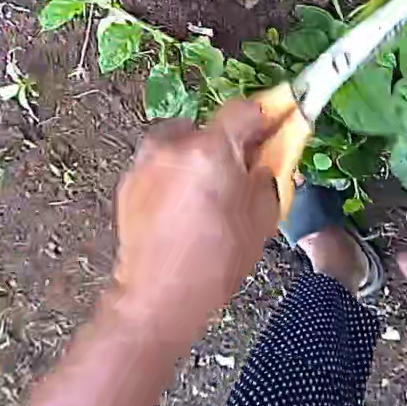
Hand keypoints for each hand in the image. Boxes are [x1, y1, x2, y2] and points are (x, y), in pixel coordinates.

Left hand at [108, 99, 277, 348]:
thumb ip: (269, 174)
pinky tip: (186, 205)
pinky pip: (163, 163)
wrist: (160, 297)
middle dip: (230, 142)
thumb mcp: (264, 213)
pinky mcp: (128, 182)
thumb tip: (270, 158)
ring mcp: (146, 162)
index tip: (278, 124)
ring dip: (201, 155)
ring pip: (183, 142)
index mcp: (212, 149)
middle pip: (211, 126)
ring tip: (210, 190)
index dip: (266, 115)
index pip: (244, 109)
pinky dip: (177, 173)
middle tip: (243, 169)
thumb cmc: (220, 258)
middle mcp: (174, 145)